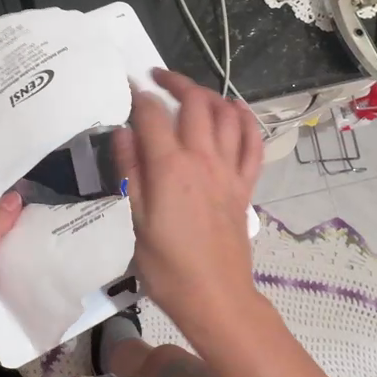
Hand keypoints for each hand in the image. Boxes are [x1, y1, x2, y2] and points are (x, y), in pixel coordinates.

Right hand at [113, 69, 264, 331]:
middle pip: (195, 103)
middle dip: (175, 83)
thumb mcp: (134, 223)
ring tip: (192, 92)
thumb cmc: (167, 267)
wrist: (216, 298)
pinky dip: (246, 120)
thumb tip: (123, 131)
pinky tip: (236, 110)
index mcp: (170, 168)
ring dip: (210, 95)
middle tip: (157, 78)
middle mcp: (203, 159)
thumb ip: (129, 172)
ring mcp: (229, 170)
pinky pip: (253, 142)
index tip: (128, 87)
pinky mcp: (245, 185)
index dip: (139, 96)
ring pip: (226, 115)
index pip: (153, 115)